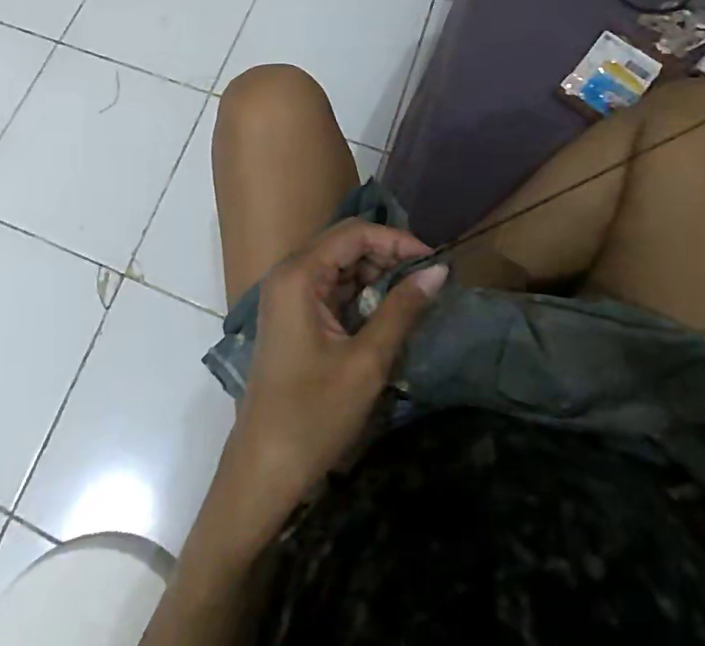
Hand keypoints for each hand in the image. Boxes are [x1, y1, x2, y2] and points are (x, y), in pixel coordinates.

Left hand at [231, 219, 448, 509]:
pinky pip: (334, 290)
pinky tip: (389, 313)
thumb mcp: (367, 360)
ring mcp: (289, 298)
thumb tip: (440, 269)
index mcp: (298, 276)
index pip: (355, 233)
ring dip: (379, 275)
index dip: (398, 240)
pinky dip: (364, 295)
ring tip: (415, 296)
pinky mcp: (295, 319)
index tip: (434, 263)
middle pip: (347, 244)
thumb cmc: (314, 414)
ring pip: (342, 267)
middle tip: (427, 280)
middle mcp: (289, 276)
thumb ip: (403, 308)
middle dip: (390, 255)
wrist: (265, 471)